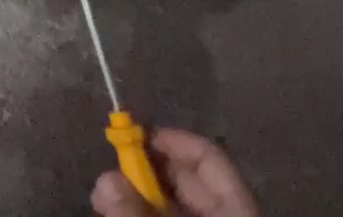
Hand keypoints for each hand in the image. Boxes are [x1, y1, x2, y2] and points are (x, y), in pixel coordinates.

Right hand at [91, 129, 258, 216]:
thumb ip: (140, 211)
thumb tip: (104, 178)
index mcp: (238, 208)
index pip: (208, 156)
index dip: (171, 140)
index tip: (132, 134)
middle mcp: (226, 212)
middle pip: (185, 177)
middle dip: (144, 168)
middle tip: (110, 169)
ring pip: (172, 200)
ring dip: (137, 191)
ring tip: (105, 196)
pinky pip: (167, 216)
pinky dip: (142, 211)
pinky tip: (118, 210)